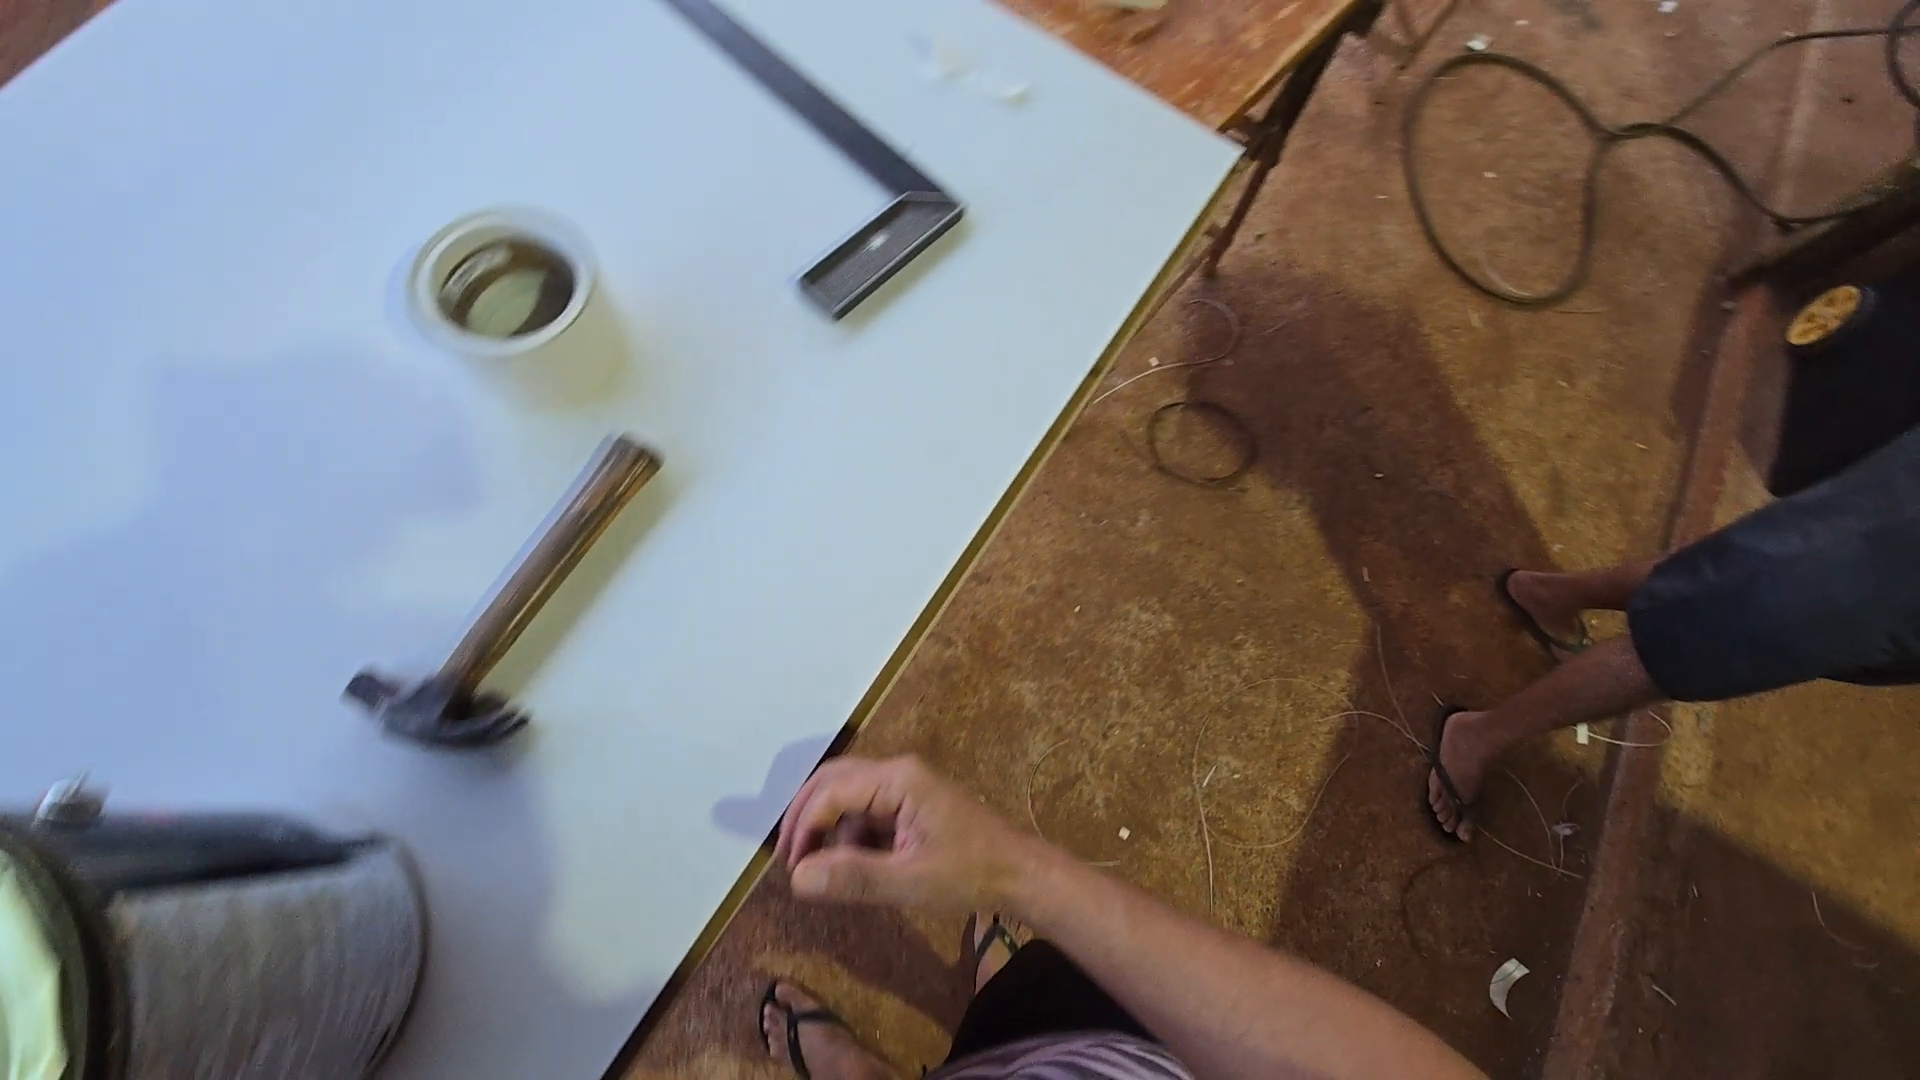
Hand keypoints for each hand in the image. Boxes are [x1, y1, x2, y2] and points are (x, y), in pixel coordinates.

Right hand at [774, 755, 1041, 912]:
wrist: (1017, 872)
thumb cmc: (968, 874)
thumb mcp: (910, 882)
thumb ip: (854, 877)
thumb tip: (796, 878)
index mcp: (898, 779)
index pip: (832, 791)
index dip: (804, 827)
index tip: (791, 869)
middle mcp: (897, 772)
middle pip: (833, 781)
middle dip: (806, 818)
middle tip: (790, 860)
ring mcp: (904, 785)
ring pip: (847, 795)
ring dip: (827, 828)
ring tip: (821, 872)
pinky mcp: (908, 803)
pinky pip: (865, 810)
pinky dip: (849, 835)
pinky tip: (854, 866)